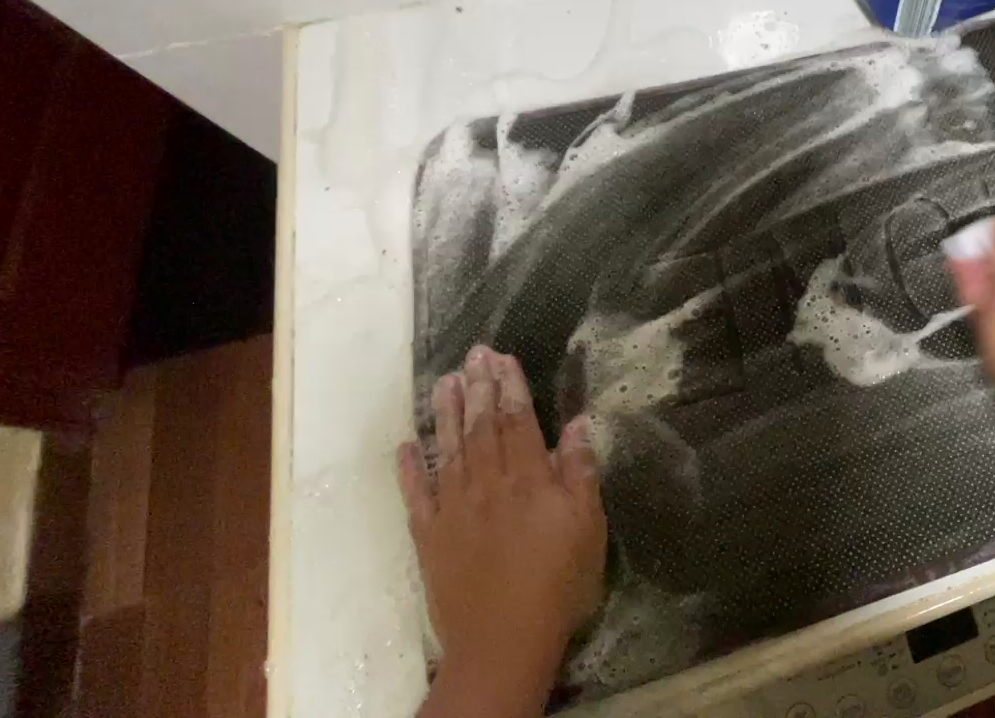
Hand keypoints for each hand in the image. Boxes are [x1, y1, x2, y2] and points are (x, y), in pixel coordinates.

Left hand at [399, 345, 607, 717]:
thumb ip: (579, 472)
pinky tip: (406, 444)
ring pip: (449, 451)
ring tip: (445, 381)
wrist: (503, 641)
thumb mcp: (587, 524)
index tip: (502, 358)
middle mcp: (488, 485)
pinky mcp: (429, 537)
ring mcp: (454, 510)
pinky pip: (416, 496)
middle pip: (482, 428)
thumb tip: (576, 424)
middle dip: (479, 388)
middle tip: (472, 354)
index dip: (510, 387)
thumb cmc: (558, 580)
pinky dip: (410, 469)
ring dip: (446, 414)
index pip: (518, 422)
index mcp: (529, 480)